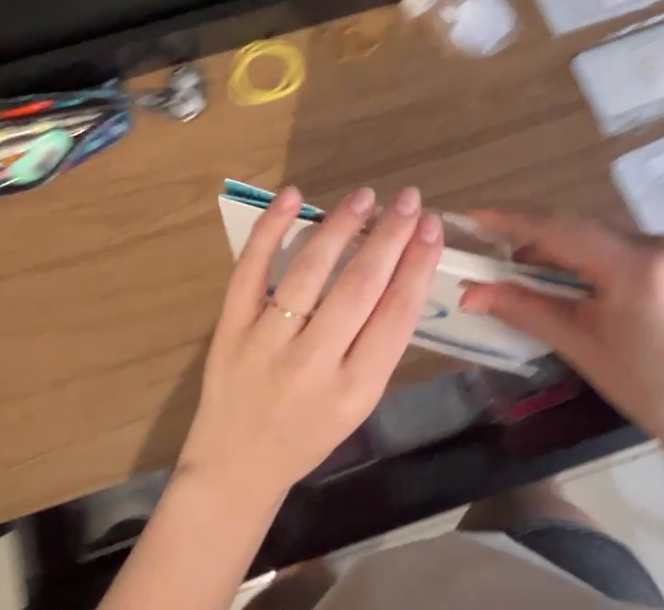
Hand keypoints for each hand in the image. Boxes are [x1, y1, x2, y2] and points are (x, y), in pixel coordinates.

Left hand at [177, 186, 442, 504]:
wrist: (236, 466)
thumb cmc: (309, 434)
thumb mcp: (358, 405)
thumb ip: (377, 345)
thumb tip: (400, 268)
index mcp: (355, 391)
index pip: (396, 316)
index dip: (418, 265)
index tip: (433, 228)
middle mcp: (312, 365)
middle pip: (359, 287)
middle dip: (390, 237)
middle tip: (410, 200)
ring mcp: (265, 343)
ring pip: (308, 272)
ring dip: (340, 227)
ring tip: (366, 197)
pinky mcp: (230, 327)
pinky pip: (250, 270)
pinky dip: (271, 230)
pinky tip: (293, 196)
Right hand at [459, 211, 663, 479]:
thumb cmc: (647, 390)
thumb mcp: (580, 345)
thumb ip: (524, 308)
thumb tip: (469, 293)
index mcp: (636, 266)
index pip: (560, 229)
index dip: (511, 220)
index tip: (473, 216)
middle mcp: (658, 243)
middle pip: (578, 228)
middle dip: (533, 238)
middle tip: (491, 251)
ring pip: (597, 234)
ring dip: (560, 247)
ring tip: (525, 269)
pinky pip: (619, 245)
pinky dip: (588, 255)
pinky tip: (569, 276)